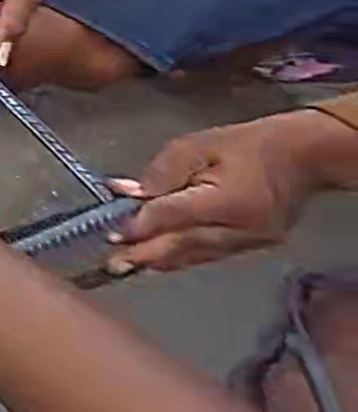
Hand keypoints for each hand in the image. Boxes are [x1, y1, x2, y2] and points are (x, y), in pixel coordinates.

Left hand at [106, 110, 357, 273]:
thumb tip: (124, 192)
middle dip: (145, 254)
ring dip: (160, 259)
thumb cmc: (242, 147)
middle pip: (185, 243)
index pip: (171, 217)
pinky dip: (182, 255)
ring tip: (125, 264)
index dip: (136, 226)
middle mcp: (245, 227)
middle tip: (112, 263)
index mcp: (228, 202)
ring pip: (198, 254)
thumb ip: (156, 173)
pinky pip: (211, 252)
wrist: (302, 157)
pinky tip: (158, 257)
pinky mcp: (258, 242)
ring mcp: (255, 239)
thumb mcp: (190, 149)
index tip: (108, 235)